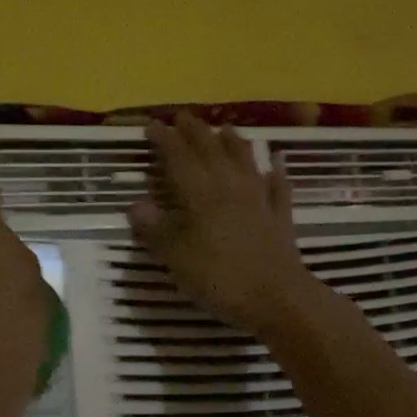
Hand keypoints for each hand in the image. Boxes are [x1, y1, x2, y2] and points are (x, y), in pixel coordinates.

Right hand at [127, 115, 318, 332]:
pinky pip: (278, 187)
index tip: (151, 125)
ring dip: (234, 142)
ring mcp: (259, 200)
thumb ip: (155, 230)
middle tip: (183, 117)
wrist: (278, 299)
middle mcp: (230, 188)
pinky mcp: (280, 218)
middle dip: (196, 132)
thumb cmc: (220, 279)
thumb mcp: (176, 259)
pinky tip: (276, 162)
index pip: (179, 159)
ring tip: (225, 128)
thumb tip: (135, 204)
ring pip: (245, 161)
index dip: (164, 141)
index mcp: (200, 195)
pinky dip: (276, 171)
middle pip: (212, 151)